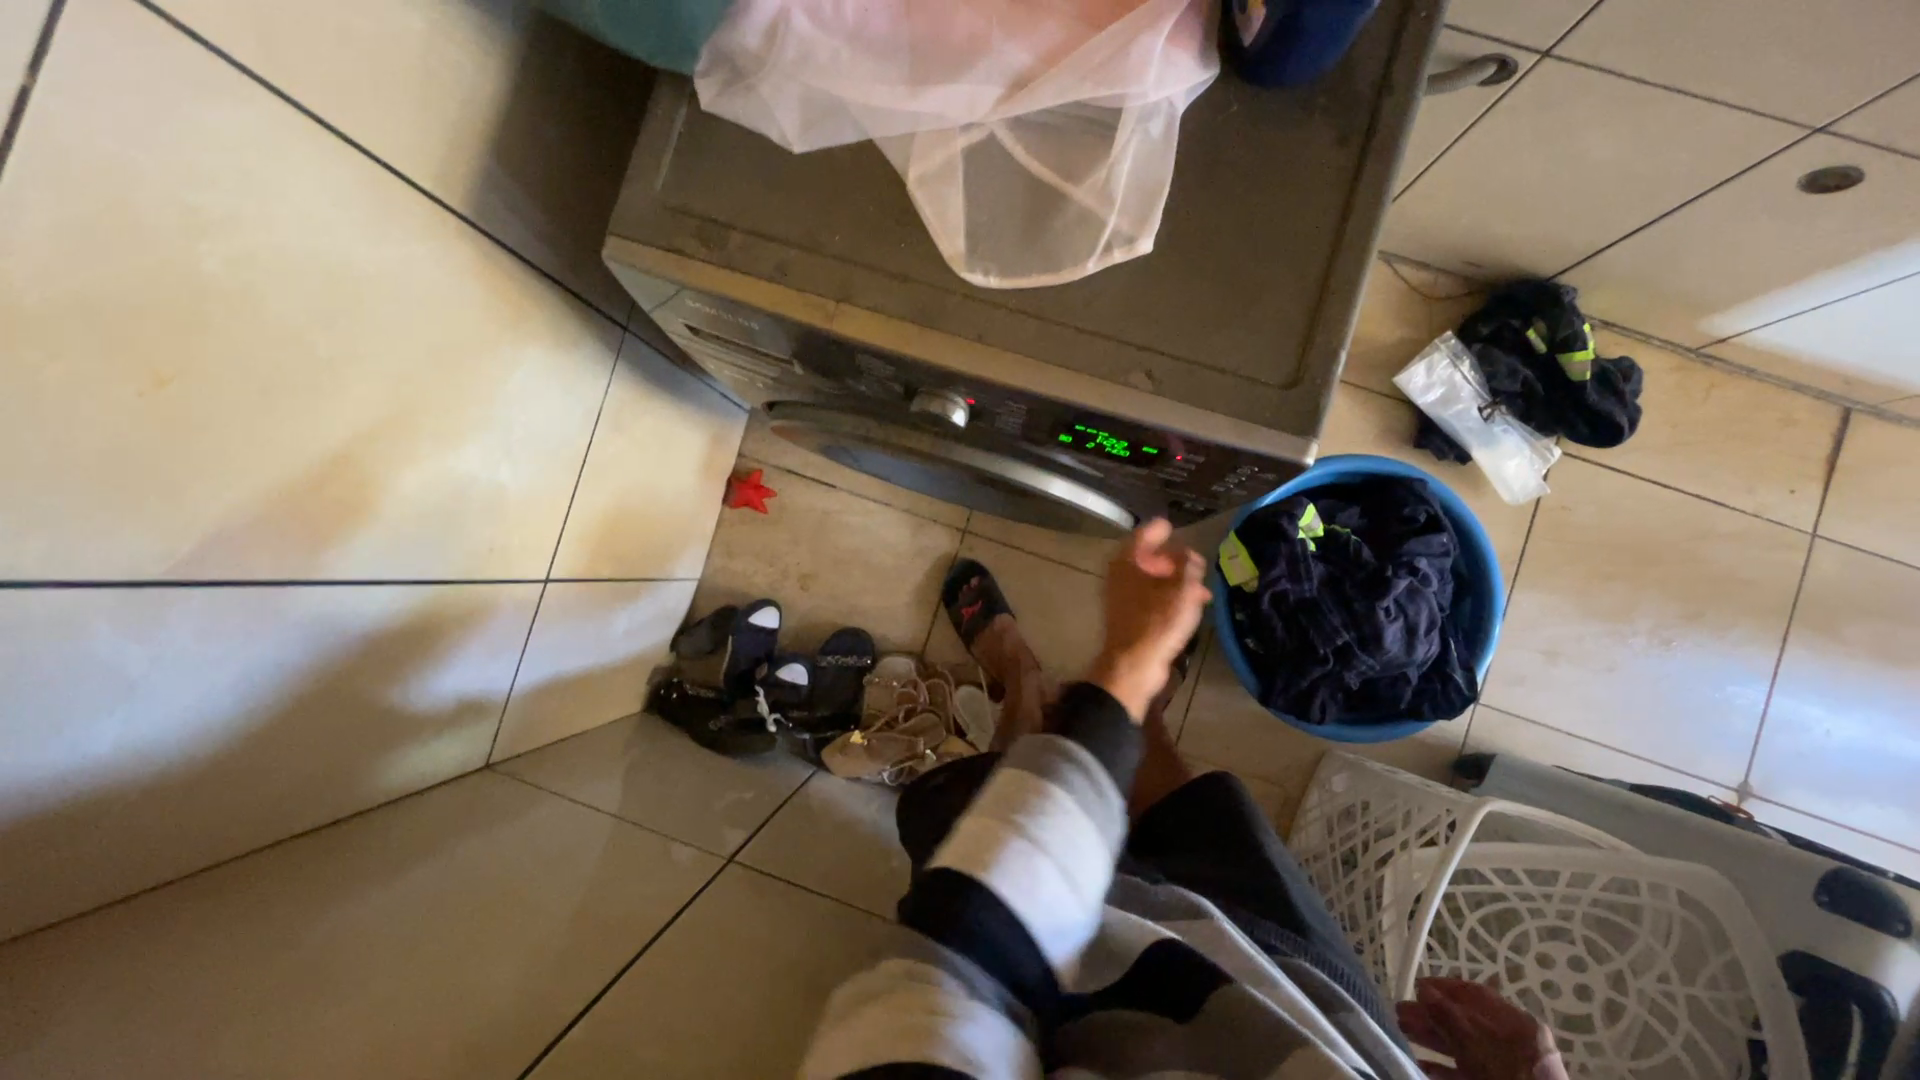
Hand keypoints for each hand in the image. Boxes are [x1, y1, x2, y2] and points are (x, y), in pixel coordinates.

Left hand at [1086, 519, 1210, 720]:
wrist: (1134, 665)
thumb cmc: (1157, 623)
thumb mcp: (1181, 590)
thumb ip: (1188, 567)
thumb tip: (1189, 555)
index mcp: (1127, 562)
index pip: (1143, 534)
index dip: (1160, 529)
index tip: (1172, 526)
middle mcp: (1120, 575)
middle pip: (1148, 558)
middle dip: (1174, 561)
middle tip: (1196, 564)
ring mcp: (1122, 597)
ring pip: (1152, 580)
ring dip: (1176, 582)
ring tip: (1201, 590)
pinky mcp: (1129, 616)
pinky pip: (1151, 598)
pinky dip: (1169, 597)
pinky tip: (1189, 607)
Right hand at [1395, 978, 1568, 1079]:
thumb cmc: (1506, 1077)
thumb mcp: (1474, 1045)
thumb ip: (1448, 1016)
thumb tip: (1423, 990)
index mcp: (1517, 1025)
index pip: (1476, 995)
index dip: (1443, 987)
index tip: (1415, 986)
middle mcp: (1514, 1043)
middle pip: (1465, 1021)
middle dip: (1430, 1015)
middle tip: (1400, 1011)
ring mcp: (1508, 1069)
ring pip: (1464, 1047)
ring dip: (1432, 1038)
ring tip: (1401, 1031)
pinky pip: (1467, 1072)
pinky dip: (1443, 1067)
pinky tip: (1420, 1064)